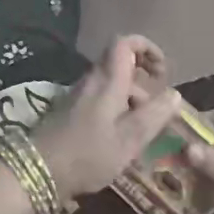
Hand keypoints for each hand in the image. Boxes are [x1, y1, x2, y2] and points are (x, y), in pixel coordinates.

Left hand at [33, 35, 183, 196]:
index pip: (125, 42)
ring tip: (143, 132)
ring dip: (131, 99)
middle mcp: (92, 80)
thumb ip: (154, 115)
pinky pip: (101, 99)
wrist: (38, 171)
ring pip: (112, 84)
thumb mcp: (129, 140)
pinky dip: (117, 110)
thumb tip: (175, 94)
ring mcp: (79, 94)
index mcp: (108, 80)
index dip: (146, 48)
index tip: (162, 72)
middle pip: (120, 64)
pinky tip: (122, 139)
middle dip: (143, 82)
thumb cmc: (88, 154)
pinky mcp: (71, 110)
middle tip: (157, 110)